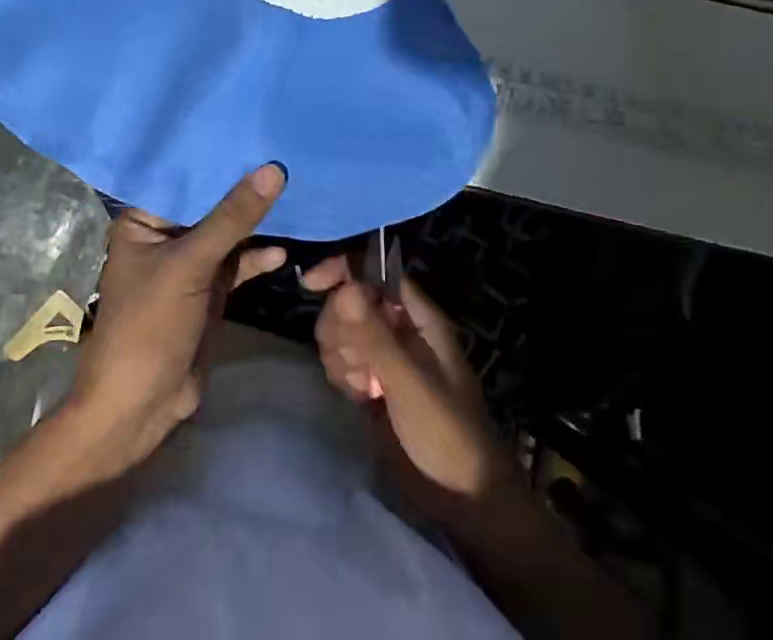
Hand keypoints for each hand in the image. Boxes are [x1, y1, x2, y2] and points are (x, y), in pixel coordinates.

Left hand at [66, 164, 288, 462]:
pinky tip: (283, 252)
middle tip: (283, 154)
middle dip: (241, 189)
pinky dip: (256, 260)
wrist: (142, 404)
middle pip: (206, 206)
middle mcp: (162, 238)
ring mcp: (186, 267)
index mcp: (140, 223)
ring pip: (225, 236)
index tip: (254, 130)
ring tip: (293, 196)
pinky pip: (235, 266)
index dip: (214, 158)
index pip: (180, 179)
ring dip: (254, 225)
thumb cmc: (149, 325)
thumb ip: (231, 219)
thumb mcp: (190, 266)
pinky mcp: (206, 292)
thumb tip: (272, 170)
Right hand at [302, 257, 518, 523]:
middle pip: (349, 301)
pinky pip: (340, 360)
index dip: (344, 272)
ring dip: (340, 355)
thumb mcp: (411, 384)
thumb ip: (375, 336)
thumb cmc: (447, 434)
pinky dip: (340, 374)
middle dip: (341, 328)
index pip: (376, 273)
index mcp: (419, 318)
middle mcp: (400, 330)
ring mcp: (384, 357)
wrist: (462, 499)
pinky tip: (357, 398)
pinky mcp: (371, 382)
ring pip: (339, 331)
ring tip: (363, 388)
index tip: (310, 284)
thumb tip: (344, 288)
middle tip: (359, 366)